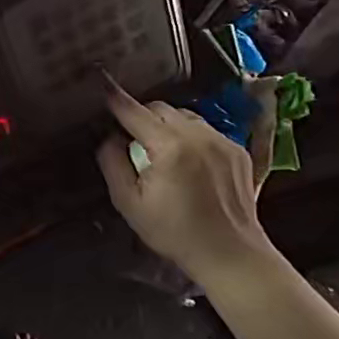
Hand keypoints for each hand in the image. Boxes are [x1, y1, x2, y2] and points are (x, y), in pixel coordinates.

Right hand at [96, 80, 274, 281]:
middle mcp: (198, 135)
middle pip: (160, 107)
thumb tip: (111, 137)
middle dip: (141, 116)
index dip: (114, 99)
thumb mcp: (128, 203)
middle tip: (132, 141)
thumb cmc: (173, 231)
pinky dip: (189, 136)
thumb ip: (113, 163)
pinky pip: (205, 129)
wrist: (230, 253)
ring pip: (184, 115)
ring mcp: (222, 140)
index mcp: (169, 147)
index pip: (134, 111)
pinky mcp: (237, 150)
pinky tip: (187, 162)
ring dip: (166, 124)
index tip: (101, 84)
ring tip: (161, 151)